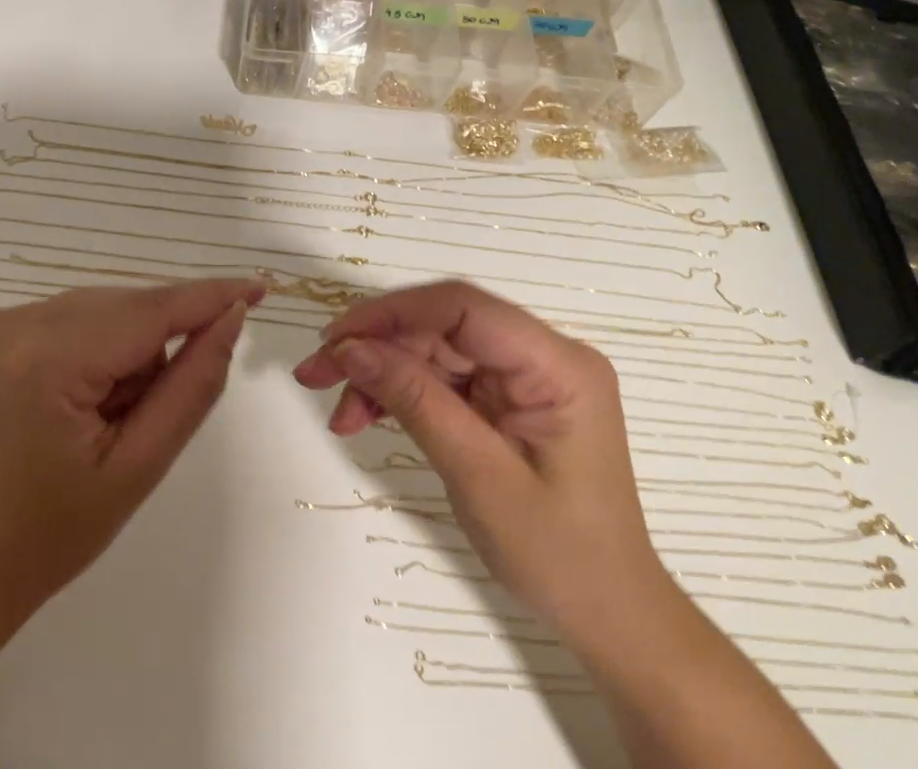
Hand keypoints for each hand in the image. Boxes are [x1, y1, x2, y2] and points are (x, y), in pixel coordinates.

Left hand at [0, 278, 262, 628]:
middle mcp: (13, 324)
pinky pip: (73, 320)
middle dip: (156, 348)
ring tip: (106, 424)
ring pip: (102, 311)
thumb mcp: (139, 466)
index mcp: (44, 360)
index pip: (147, 311)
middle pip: (123, 307)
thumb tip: (230, 319)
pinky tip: (85, 407)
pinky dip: (97, 352)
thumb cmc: (55, 532)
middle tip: (145, 420)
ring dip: (126, 354)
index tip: (258, 286)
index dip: (207, 297)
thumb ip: (192, 385)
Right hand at [292, 281, 672, 637]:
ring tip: (339, 417)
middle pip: (441, 328)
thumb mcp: (476, 473)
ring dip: (380, 376)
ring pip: (433, 352)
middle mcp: (543, 358)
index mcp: (557, 366)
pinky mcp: (506, 402)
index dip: (391, 314)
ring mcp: (524, 379)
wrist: (604, 609)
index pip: (462, 308)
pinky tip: (364, 418)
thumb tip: (350, 347)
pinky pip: (442, 381)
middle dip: (374, 348)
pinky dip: (399, 396)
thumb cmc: (555, 551)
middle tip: (313, 376)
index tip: (334, 341)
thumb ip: (415, 400)